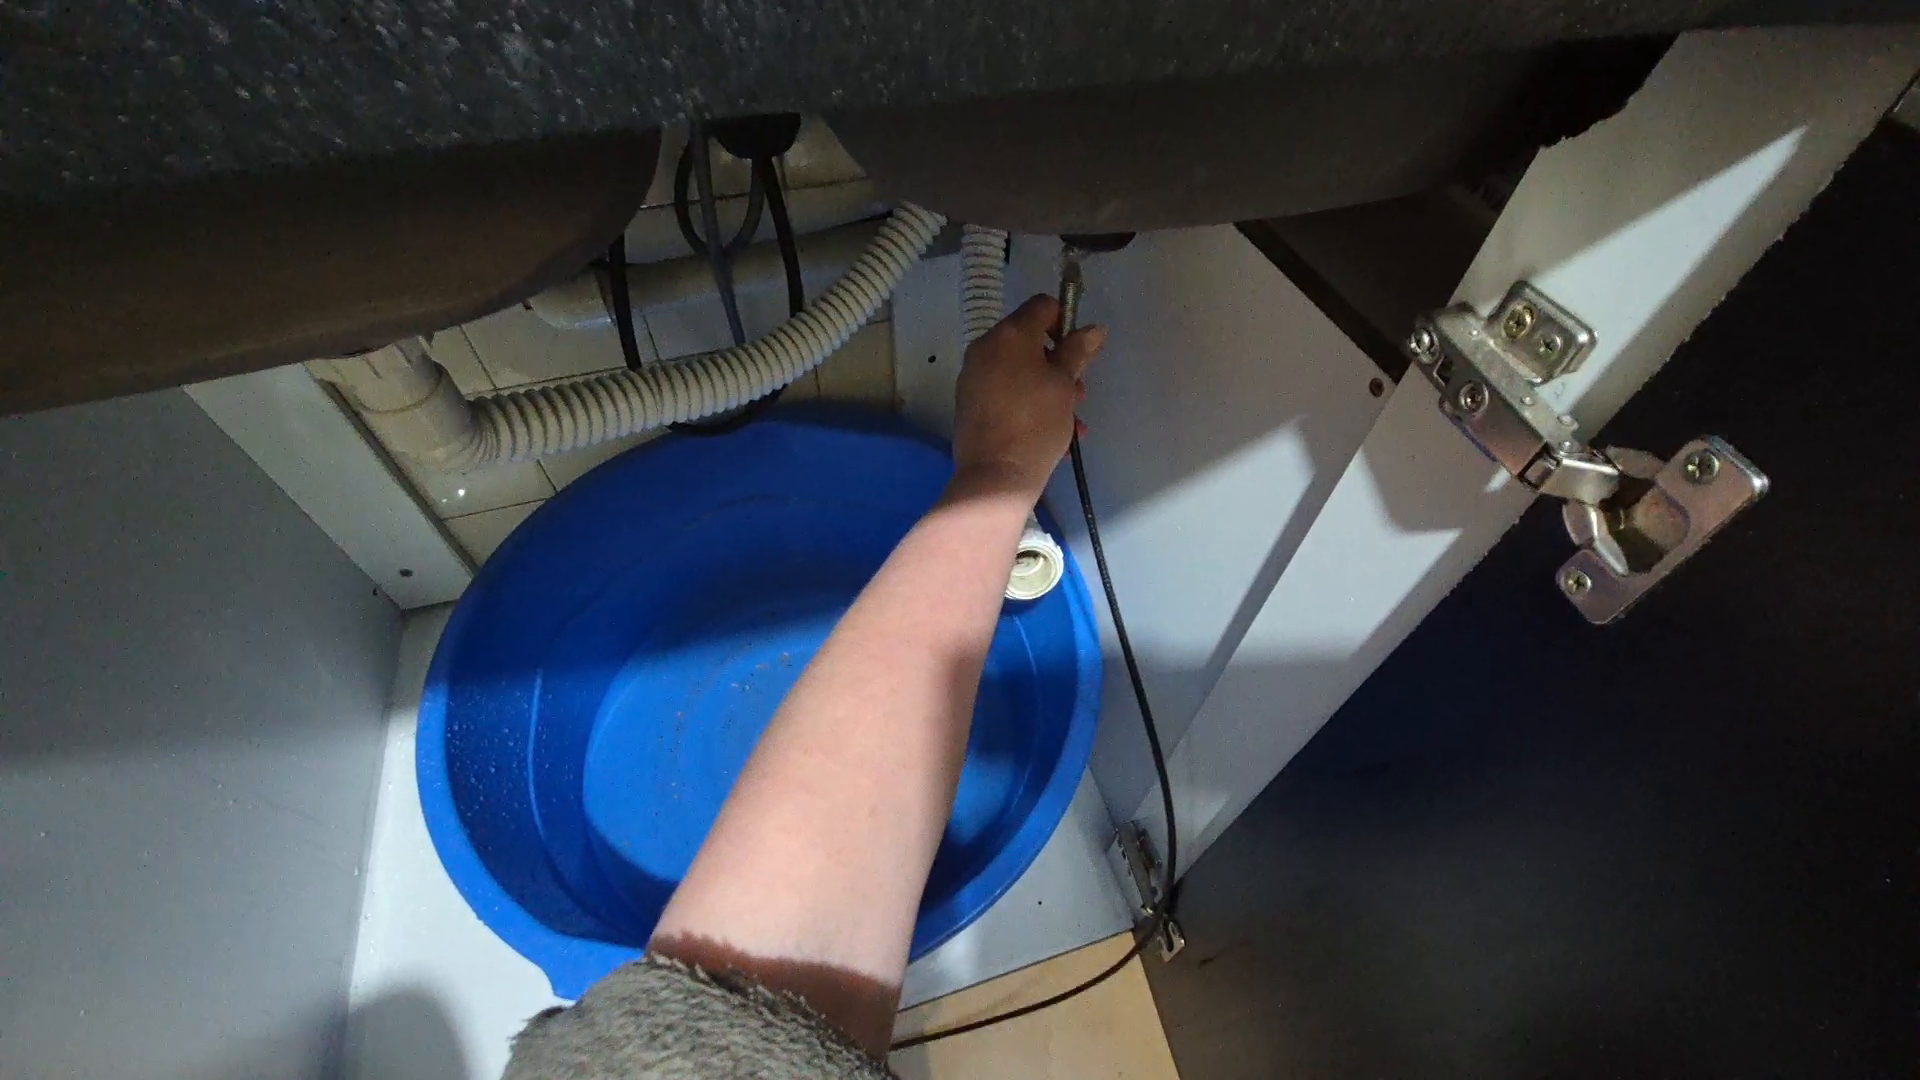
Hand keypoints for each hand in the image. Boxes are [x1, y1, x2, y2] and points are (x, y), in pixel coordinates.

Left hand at [951, 294, 1104, 502]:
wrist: (995, 476)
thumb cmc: (1036, 425)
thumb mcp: (1064, 386)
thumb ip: (1077, 352)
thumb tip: (1093, 329)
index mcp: (1009, 335)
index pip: (1042, 306)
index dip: (1066, 322)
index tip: (1079, 352)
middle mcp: (984, 348)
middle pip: (1029, 341)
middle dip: (1058, 363)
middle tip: (1077, 392)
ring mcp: (973, 376)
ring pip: (1019, 370)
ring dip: (1048, 387)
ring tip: (1070, 419)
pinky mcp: (969, 403)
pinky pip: (1005, 391)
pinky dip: (1027, 402)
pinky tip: (1052, 431)